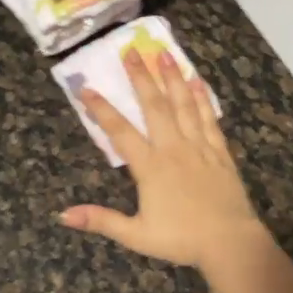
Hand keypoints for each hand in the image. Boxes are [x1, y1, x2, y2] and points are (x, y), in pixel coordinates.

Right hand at [60, 48, 269, 270]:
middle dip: (141, 77)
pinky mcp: (220, 152)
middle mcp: (174, 149)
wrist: (229, 242)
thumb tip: (63, 214)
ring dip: (172, 78)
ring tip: (164, 53)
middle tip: (131, 50)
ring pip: (184, 105)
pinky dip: (202, 99)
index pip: (120, 132)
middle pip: (155, 106)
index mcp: (151, 167)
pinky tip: (198, 82)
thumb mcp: (136, 235)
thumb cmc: (181, 239)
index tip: (86, 88)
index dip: (101, 110)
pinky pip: (209, 119)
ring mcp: (199, 147)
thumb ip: (101, 220)